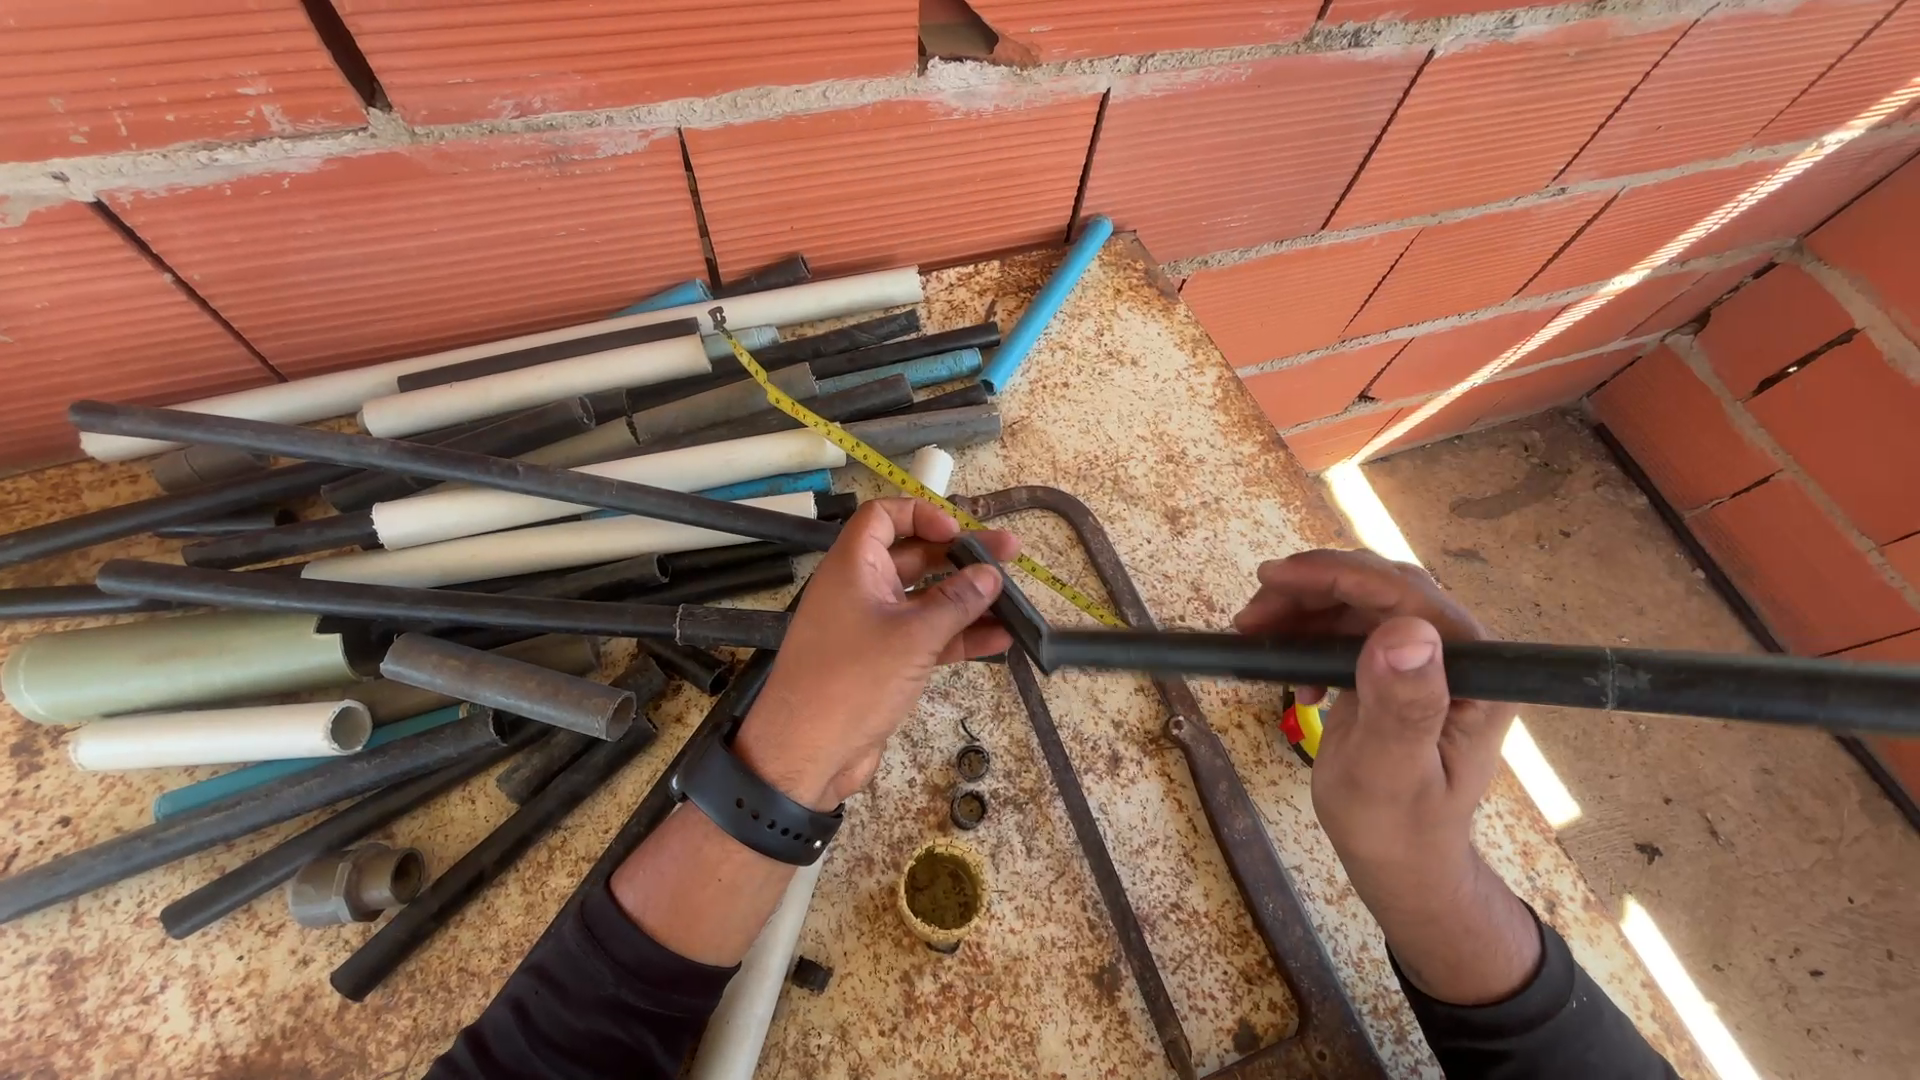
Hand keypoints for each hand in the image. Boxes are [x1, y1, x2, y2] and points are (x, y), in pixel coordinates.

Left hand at [732, 498, 1017, 809]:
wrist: (807, 754)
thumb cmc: (852, 681)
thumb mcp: (912, 637)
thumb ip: (956, 602)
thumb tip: (990, 575)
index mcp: (853, 567)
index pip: (883, 517)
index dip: (921, 514)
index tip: (958, 531)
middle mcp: (861, 589)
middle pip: (915, 556)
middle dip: (961, 555)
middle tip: (1010, 552)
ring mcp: (873, 627)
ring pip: (926, 600)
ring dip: (968, 599)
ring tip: (1015, 597)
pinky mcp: (884, 662)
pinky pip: (927, 637)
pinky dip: (959, 636)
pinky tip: (1000, 639)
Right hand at [1234, 550, 1539, 1003]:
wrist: (1398, 861)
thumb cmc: (1395, 827)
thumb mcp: (1390, 772)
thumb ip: (1402, 705)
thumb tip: (1404, 632)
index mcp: (1476, 671)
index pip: (1404, 595)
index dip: (1336, 576)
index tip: (1272, 578)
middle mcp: (1461, 653)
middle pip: (1378, 589)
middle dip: (1309, 591)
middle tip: (1250, 617)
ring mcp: (1429, 660)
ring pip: (1358, 603)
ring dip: (1301, 612)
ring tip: (1253, 637)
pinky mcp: (1398, 670)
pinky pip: (1348, 630)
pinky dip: (1308, 638)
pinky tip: (1291, 677)